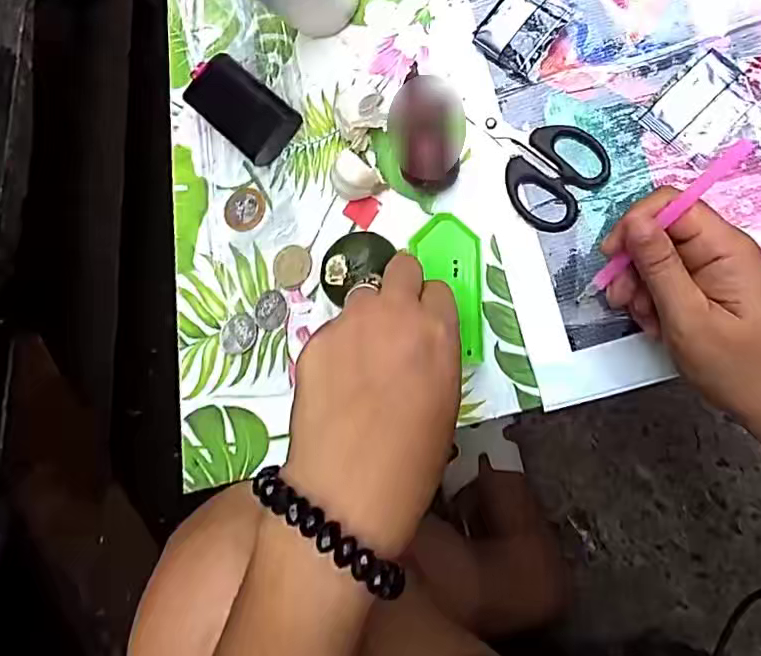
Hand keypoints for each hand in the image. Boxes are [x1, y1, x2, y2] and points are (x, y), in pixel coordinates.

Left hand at [283, 253, 459, 555]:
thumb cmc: (411, 462)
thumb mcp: (444, 400)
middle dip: (400, 286)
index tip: (423, 325)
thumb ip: (434, 353)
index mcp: (436, 330)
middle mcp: (395, 313)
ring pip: (362, 296)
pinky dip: (336, 346)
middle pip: (401, 266)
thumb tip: (420, 339)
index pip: (437, 288)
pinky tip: (335, 383)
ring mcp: (351, 322)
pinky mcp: (315, 338)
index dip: (429, 307)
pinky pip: (332, 328)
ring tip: (360, 362)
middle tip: (394, 321)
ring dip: (366, 317)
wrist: (345, 493)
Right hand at [601, 189, 760, 483]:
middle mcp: (720, 248)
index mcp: (726, 247)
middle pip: (659, 228)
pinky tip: (652, 320)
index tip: (615, 254)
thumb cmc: (740, 370)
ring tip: (641, 315)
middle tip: (622, 295)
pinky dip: (649, 294)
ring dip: (637, 281)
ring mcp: (711, 265)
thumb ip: (659, 266)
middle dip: (633, 260)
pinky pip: (664, 273)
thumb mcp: (689, 319)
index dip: (637, 222)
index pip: (671, 204)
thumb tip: (635, 221)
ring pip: (655, 252)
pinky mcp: (703, 282)